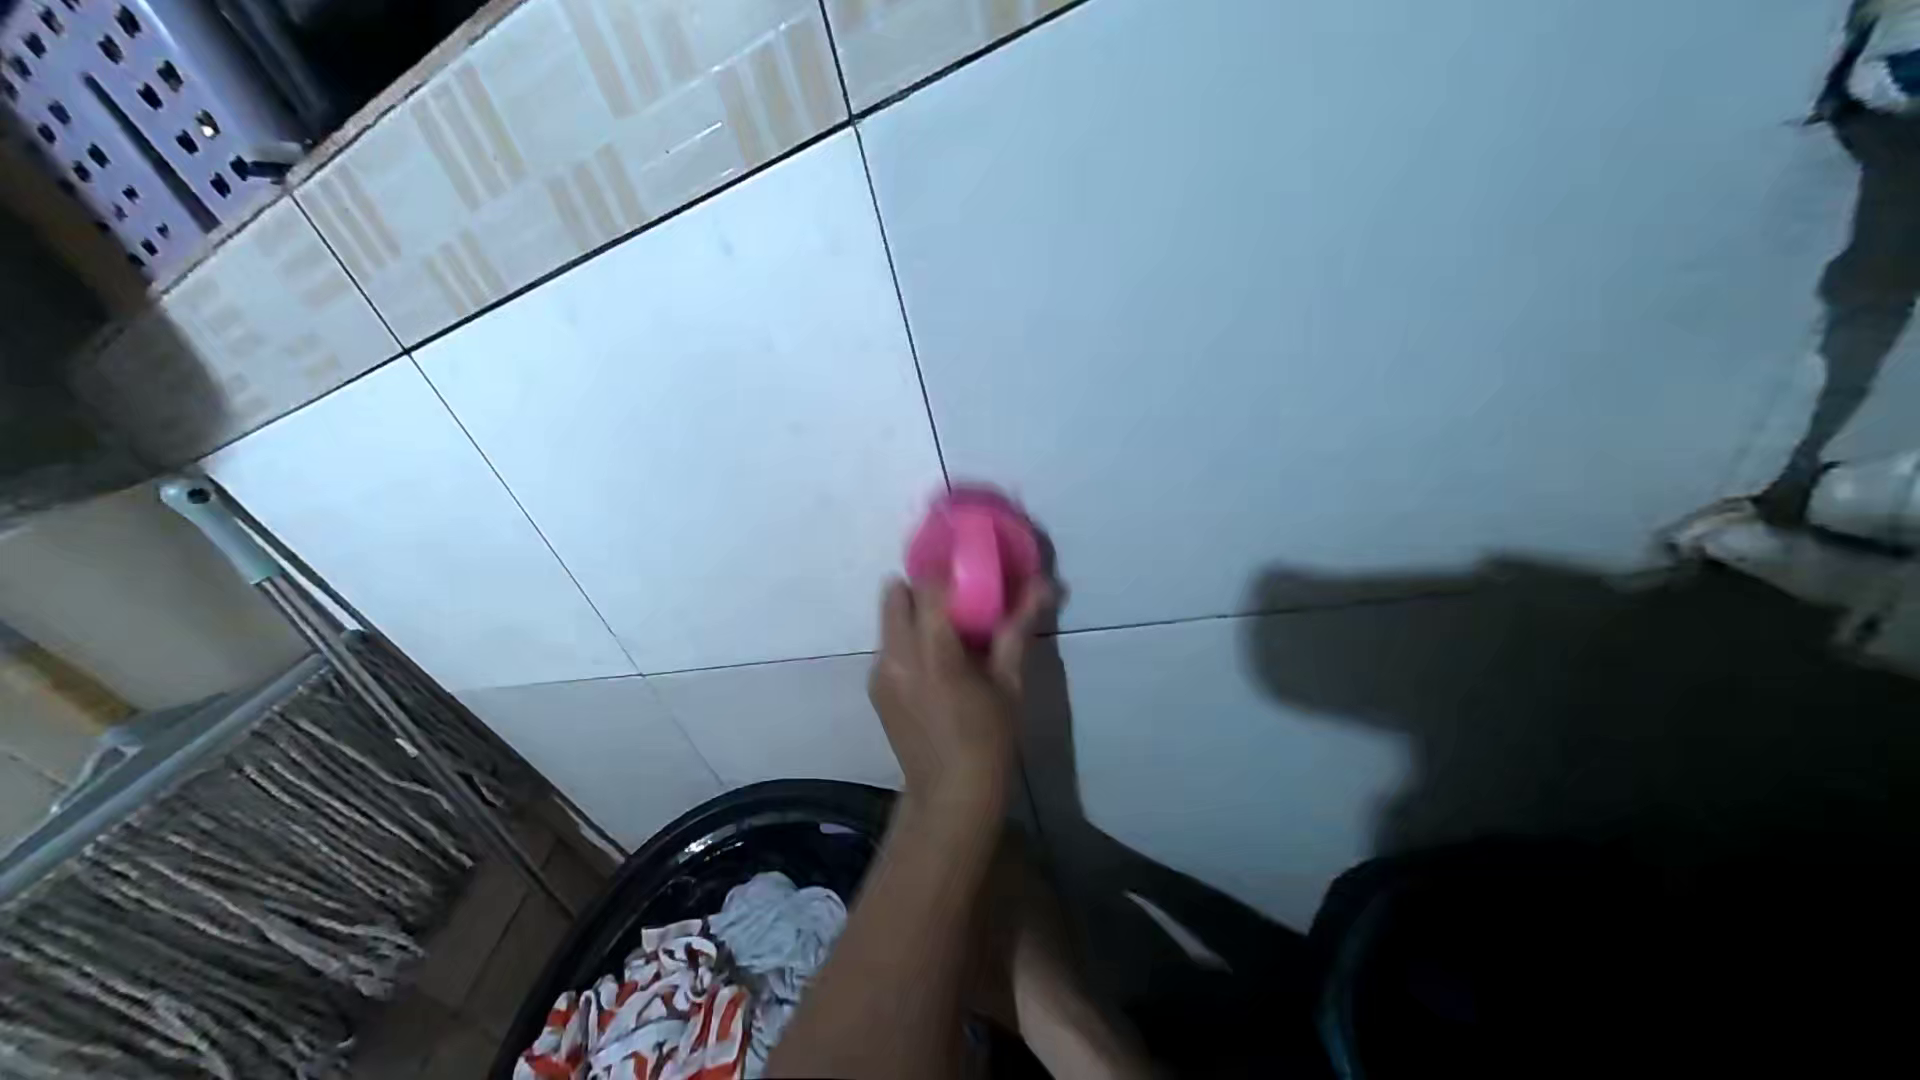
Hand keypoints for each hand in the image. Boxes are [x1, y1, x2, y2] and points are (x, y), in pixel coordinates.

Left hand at [869, 578, 1054, 812]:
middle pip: (895, 594)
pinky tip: (930, 664)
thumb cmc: (990, 739)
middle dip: (922, 589)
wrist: (950, 794)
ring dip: (912, 613)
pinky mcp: (874, 686)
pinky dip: (905, 639)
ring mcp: (879, 672)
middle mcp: (896, 656)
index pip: (927, 588)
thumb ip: (1018, 629)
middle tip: (953, 600)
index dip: (946, 573)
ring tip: (943, 632)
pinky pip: (887, 645)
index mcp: (933, 655)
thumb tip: (1043, 585)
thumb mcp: (1010, 684)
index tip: (968, 571)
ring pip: (888, 619)